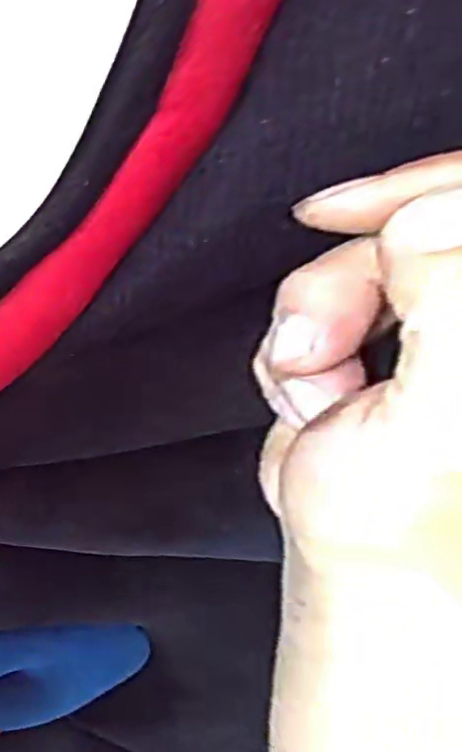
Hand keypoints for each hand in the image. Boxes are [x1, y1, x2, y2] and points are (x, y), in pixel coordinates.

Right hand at [254, 151, 461, 582]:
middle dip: (346, 282)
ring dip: (313, 322)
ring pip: (377, 263)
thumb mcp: (449, 414)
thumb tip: (433, 212)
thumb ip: (460, 300)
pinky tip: (319, 383)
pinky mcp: (419, 343)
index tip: (349, 209)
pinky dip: (305, 337)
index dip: (439, 191)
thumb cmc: (415, 517)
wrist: (375, 560)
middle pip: (437, 230)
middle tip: (312, 340)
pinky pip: (340, 299)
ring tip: (314, 385)